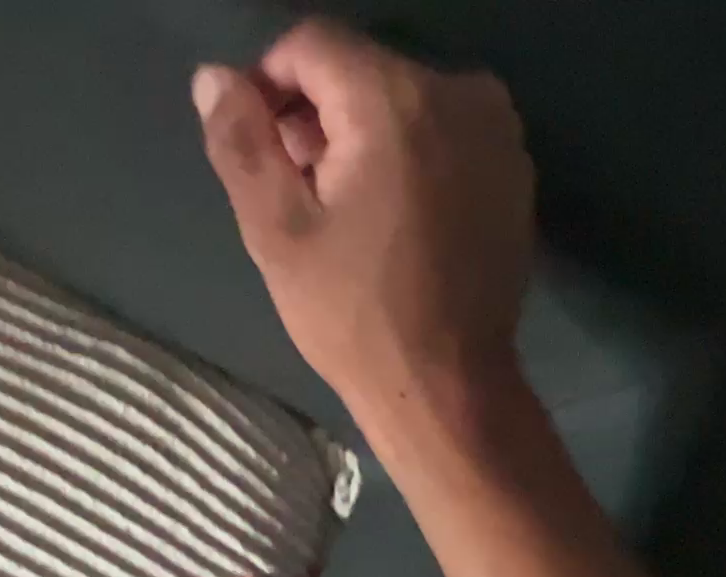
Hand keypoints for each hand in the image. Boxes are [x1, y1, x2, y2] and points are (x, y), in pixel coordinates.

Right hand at [191, 20, 535, 412]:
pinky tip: (387, 223)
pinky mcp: (512, 168)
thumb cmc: (350, 313)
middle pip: (359, 72)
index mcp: (394, 100)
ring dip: (355, 140)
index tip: (252, 147)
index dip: (265, 86)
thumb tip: (213, 77)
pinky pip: (440, 135)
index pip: (311, 46)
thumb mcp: (278, 234)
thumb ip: (242, 145)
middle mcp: (458, 90)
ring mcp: (496, 129)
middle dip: (312, 120)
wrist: (444, 381)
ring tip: (338, 217)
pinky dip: (402, 159)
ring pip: (400, 102)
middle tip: (292, 197)